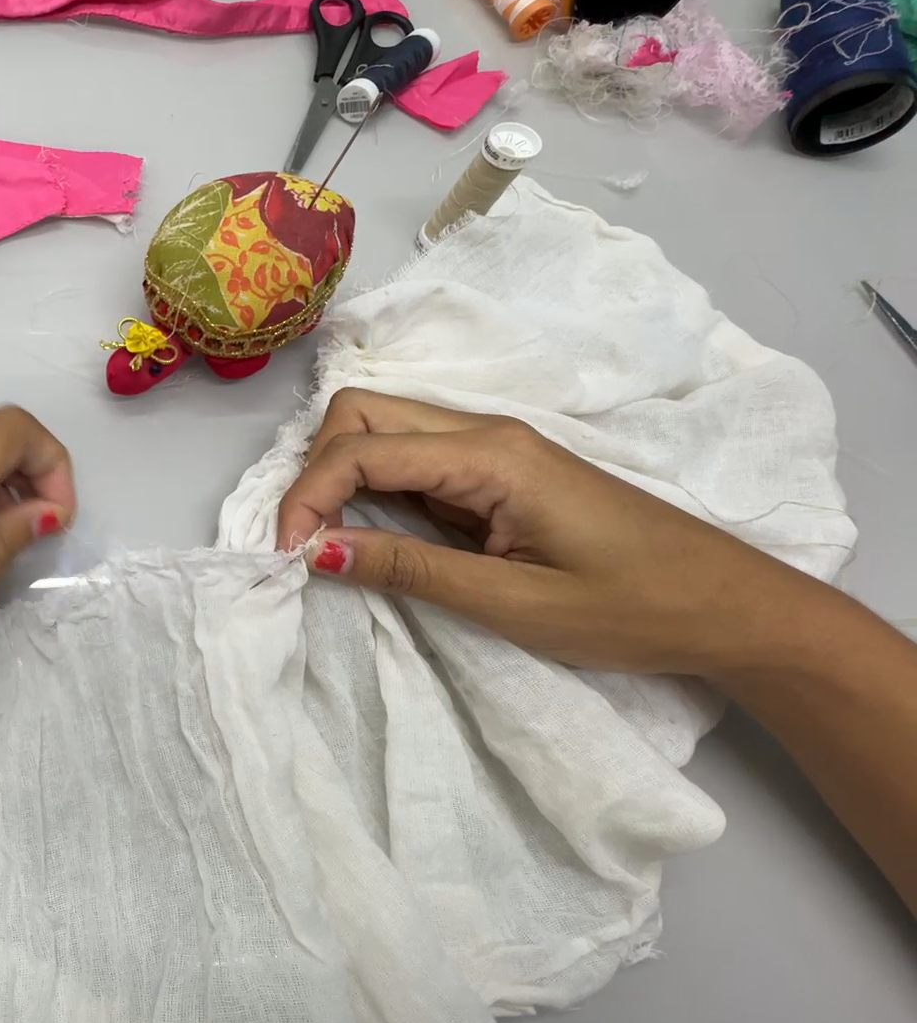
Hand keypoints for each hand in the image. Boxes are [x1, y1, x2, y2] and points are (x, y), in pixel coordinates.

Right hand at [274, 389, 841, 677]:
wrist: (735, 610)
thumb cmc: (632, 610)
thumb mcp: (511, 602)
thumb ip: (406, 569)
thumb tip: (314, 551)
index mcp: (490, 456)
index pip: (361, 449)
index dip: (307, 495)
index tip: (287, 553)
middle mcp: (482, 432)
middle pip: (360, 412)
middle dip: (314, 469)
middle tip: (307, 537)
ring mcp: (487, 446)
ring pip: (376, 426)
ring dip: (335, 473)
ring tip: (326, 535)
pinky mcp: (489, 469)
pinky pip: (403, 456)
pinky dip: (364, 485)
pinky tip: (363, 526)